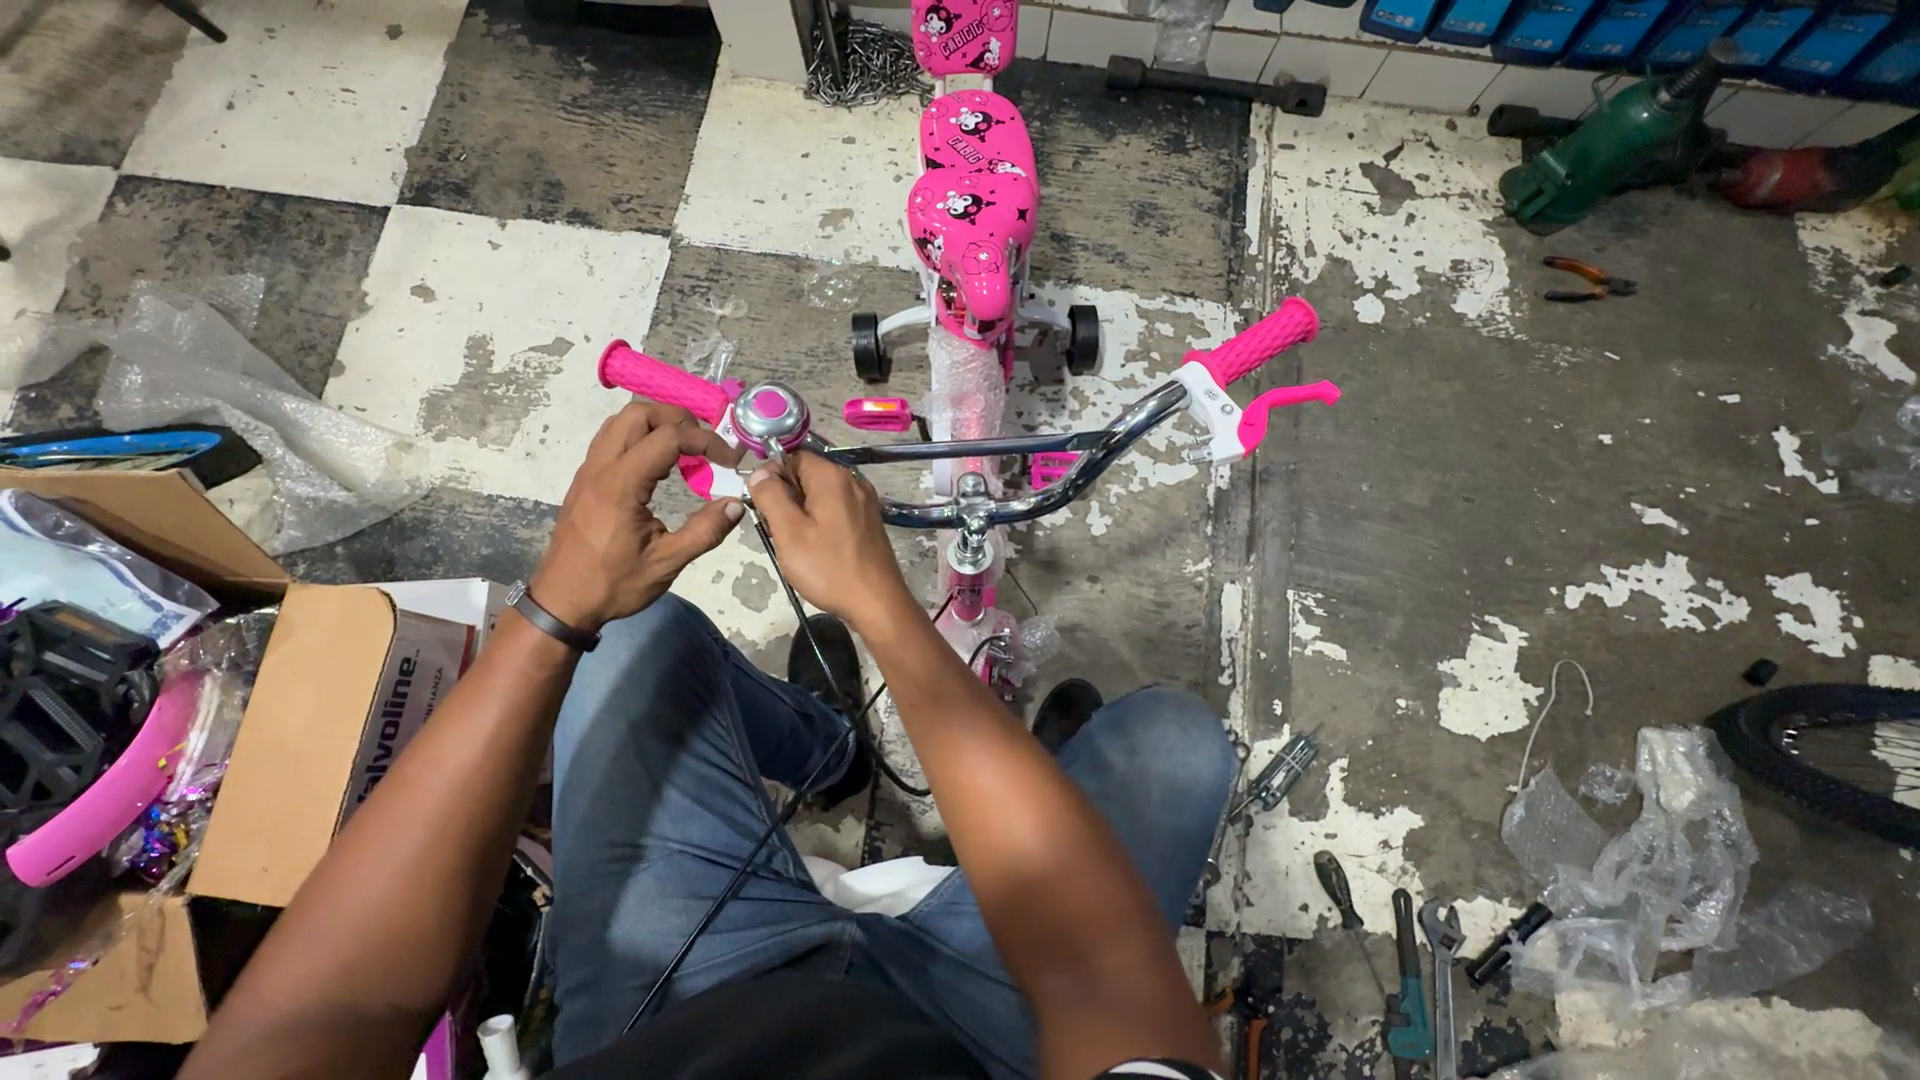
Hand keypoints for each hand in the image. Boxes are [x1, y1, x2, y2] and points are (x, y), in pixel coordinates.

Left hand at [530, 403, 744, 631]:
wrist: (561, 602)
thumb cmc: (613, 585)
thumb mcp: (666, 563)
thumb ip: (705, 531)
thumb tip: (736, 504)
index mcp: (621, 485)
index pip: (669, 437)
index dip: (707, 441)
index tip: (731, 461)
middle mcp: (601, 468)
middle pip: (639, 413)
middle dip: (680, 419)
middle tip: (707, 446)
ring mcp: (589, 471)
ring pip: (621, 421)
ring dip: (658, 424)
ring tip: (687, 450)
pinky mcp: (585, 479)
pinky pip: (612, 439)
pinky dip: (641, 437)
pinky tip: (661, 464)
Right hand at [747, 452, 915, 633]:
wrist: (876, 602)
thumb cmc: (829, 567)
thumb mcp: (789, 532)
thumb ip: (771, 496)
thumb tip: (759, 471)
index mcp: (833, 476)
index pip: (792, 457)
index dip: (771, 477)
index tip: (763, 508)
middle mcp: (853, 481)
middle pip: (807, 477)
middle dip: (786, 499)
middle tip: (778, 532)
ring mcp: (864, 502)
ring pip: (820, 497)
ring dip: (801, 515)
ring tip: (795, 545)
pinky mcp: (869, 522)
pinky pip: (836, 512)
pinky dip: (820, 524)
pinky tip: (816, 549)